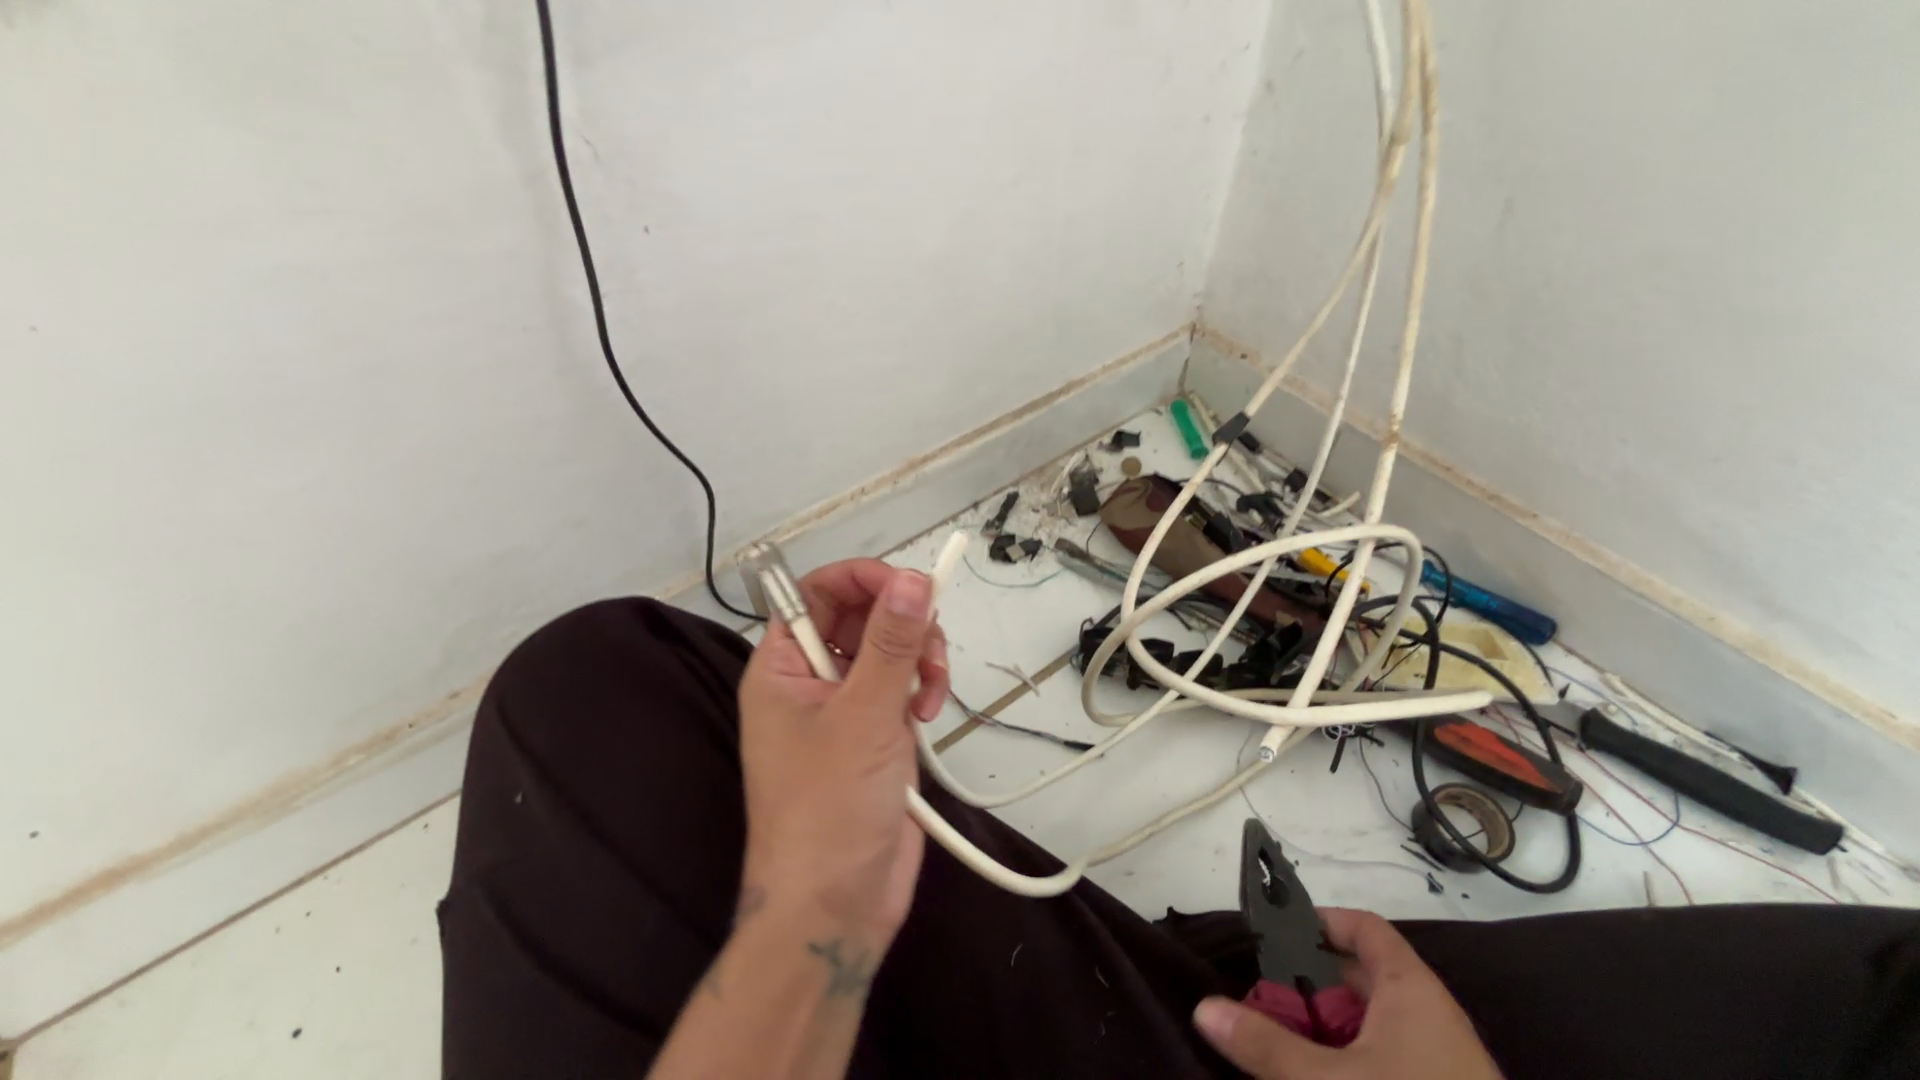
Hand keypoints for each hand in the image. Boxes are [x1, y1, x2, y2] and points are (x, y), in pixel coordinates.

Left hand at [736, 559, 950, 944]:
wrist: (835, 906)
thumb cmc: (831, 806)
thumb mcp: (863, 716)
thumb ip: (891, 642)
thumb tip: (912, 577)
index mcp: (782, 666)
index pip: (816, 592)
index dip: (863, 579)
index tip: (913, 587)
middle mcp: (809, 680)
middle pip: (860, 617)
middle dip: (903, 625)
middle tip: (930, 651)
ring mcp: (844, 709)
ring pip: (888, 650)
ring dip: (919, 659)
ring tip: (931, 696)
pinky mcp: (874, 736)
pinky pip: (900, 687)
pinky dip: (922, 691)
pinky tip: (930, 716)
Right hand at [1193, 909, 1501, 1078]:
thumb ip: (1266, 1045)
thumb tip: (1204, 1008)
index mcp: (1410, 991)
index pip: (1365, 928)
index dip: (1320, 922)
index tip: (1273, 934)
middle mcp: (1429, 1016)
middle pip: (1361, 978)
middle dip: (1308, 986)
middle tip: (1260, 1001)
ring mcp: (1440, 1060)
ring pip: (1371, 1025)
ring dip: (1325, 1030)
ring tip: (1280, 1046)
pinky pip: (1387, 1059)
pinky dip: (1349, 1061)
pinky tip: (1319, 1078)